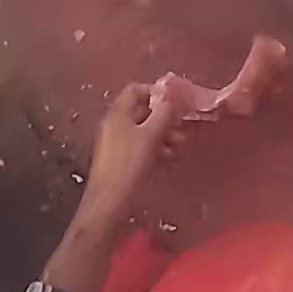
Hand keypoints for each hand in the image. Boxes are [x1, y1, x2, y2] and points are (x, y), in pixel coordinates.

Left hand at [81, 83, 178, 221]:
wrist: (110, 201)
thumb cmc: (130, 163)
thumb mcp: (151, 135)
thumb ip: (165, 113)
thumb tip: (174, 98)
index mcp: (119, 113)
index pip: (136, 89)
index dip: (156, 92)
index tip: (176, 102)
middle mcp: (116, 124)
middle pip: (143, 111)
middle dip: (165, 118)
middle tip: (182, 128)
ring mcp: (118, 142)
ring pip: (145, 131)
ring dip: (164, 135)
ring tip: (179, 147)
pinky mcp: (122, 160)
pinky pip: (142, 147)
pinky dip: (157, 149)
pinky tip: (169, 161)